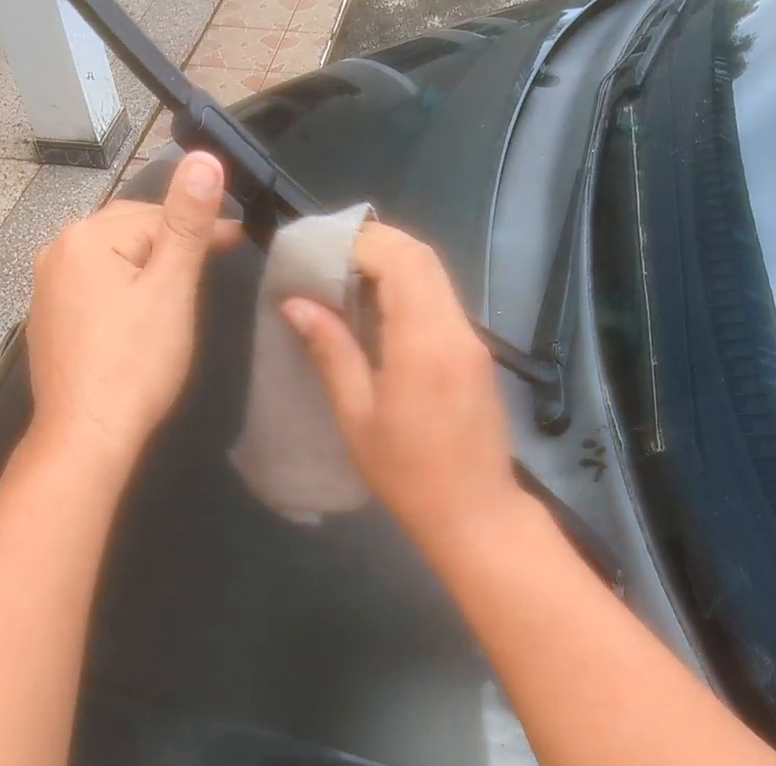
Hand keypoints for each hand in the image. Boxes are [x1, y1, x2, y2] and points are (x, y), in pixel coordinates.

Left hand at [26, 151, 241, 460]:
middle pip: (128, 231)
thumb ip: (188, 224)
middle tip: (217, 255)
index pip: (157, 215)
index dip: (204, 225)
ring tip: (183, 282)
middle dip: (172, 239)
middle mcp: (58, 252)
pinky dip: (122, 290)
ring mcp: (48, 289)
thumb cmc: (135, 364)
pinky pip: (94, 289)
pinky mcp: (49, 323)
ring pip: (110, 261)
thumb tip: (204, 158)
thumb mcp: (171, 290)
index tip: (242, 238)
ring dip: (146, 263)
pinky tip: (139, 313)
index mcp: (88, 236)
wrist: (87, 434)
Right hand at [281, 223, 528, 550]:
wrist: (474, 511)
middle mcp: (456, 329)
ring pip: (436, 278)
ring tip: (347, 288)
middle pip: (423, 257)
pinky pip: (443, 305)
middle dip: (376, 246)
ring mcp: (473, 342)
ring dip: (394, 269)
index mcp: (424, 341)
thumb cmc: (407, 474)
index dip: (359, 242)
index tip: (319, 253)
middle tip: (330, 263)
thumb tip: (297, 304)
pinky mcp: (478, 357)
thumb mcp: (357, 416)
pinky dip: (411, 294)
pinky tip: (380, 319)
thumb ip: (331, 352)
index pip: (400, 258)